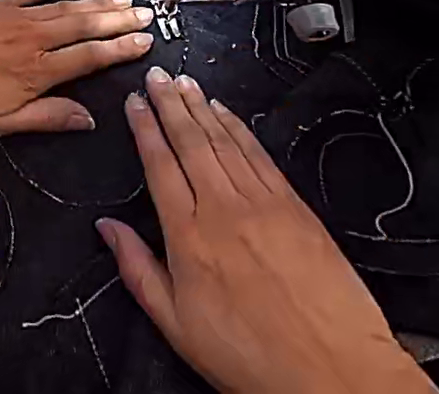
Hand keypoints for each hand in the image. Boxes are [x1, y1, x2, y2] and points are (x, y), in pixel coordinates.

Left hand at [0, 0, 153, 135]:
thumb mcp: (2, 122)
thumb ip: (48, 117)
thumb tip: (88, 119)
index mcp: (38, 70)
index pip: (90, 57)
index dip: (120, 49)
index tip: (144, 42)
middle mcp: (35, 39)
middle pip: (87, 26)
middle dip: (120, 20)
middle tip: (146, 14)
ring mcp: (19, 17)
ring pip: (68, 7)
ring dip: (99, 2)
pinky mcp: (1, 4)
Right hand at [98, 68, 430, 393]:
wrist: (331, 367)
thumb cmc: (252, 355)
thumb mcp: (177, 326)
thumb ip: (137, 269)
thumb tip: (107, 229)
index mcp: (188, 237)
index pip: (159, 164)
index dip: (144, 127)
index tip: (135, 102)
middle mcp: (221, 207)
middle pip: (188, 140)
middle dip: (168, 102)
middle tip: (157, 75)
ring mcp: (258, 199)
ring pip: (221, 138)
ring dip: (199, 105)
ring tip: (183, 81)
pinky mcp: (290, 200)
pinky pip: (256, 151)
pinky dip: (237, 125)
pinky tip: (225, 110)